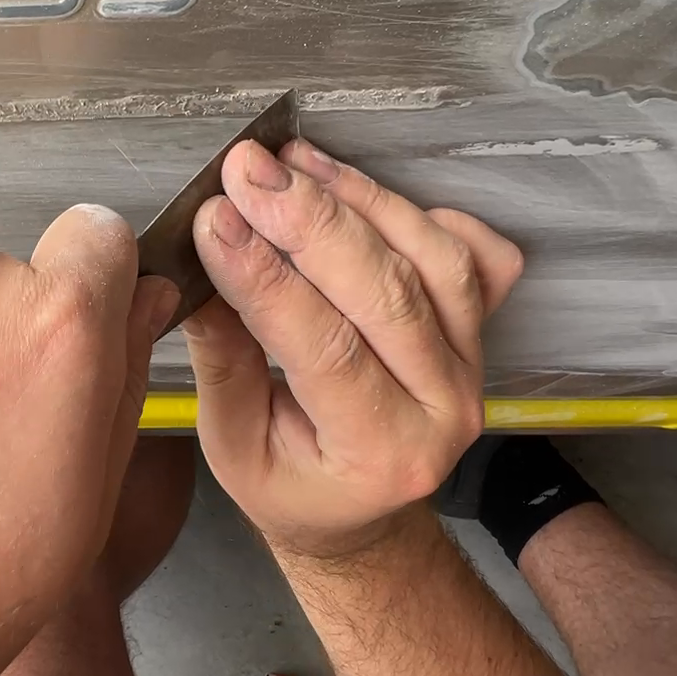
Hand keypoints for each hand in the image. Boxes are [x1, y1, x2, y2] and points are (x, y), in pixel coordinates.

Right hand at [183, 138, 521, 559]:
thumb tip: (200, 274)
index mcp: (380, 452)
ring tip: (291, 162)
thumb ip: (223, 363)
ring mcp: (472, 365)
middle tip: (246, 168)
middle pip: (386, 291)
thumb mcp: (232, 446)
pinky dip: (418, 212)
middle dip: (310, 218)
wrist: (358, 513)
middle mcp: (444, 407)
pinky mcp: (476, 333)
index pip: (322, 346)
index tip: (214, 217)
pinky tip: (354, 188)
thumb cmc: (288, 487)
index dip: (264, 274)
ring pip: (434, 260)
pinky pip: (473, 256)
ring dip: (359, 199)